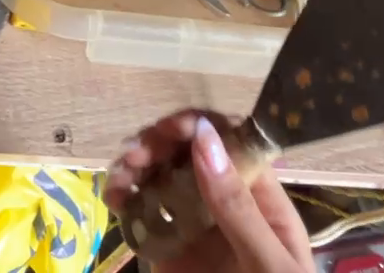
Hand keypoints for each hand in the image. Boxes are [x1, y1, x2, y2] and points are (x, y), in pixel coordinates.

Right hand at [105, 112, 312, 272]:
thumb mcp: (269, 268)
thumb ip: (236, 206)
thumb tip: (204, 135)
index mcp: (260, 202)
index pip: (229, 141)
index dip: (198, 125)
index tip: (170, 129)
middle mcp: (221, 202)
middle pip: (184, 149)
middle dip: (156, 141)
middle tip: (136, 155)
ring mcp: (190, 221)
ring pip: (156, 170)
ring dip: (134, 162)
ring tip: (121, 176)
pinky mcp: (162, 243)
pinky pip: (138, 204)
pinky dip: (122, 190)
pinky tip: (114, 195)